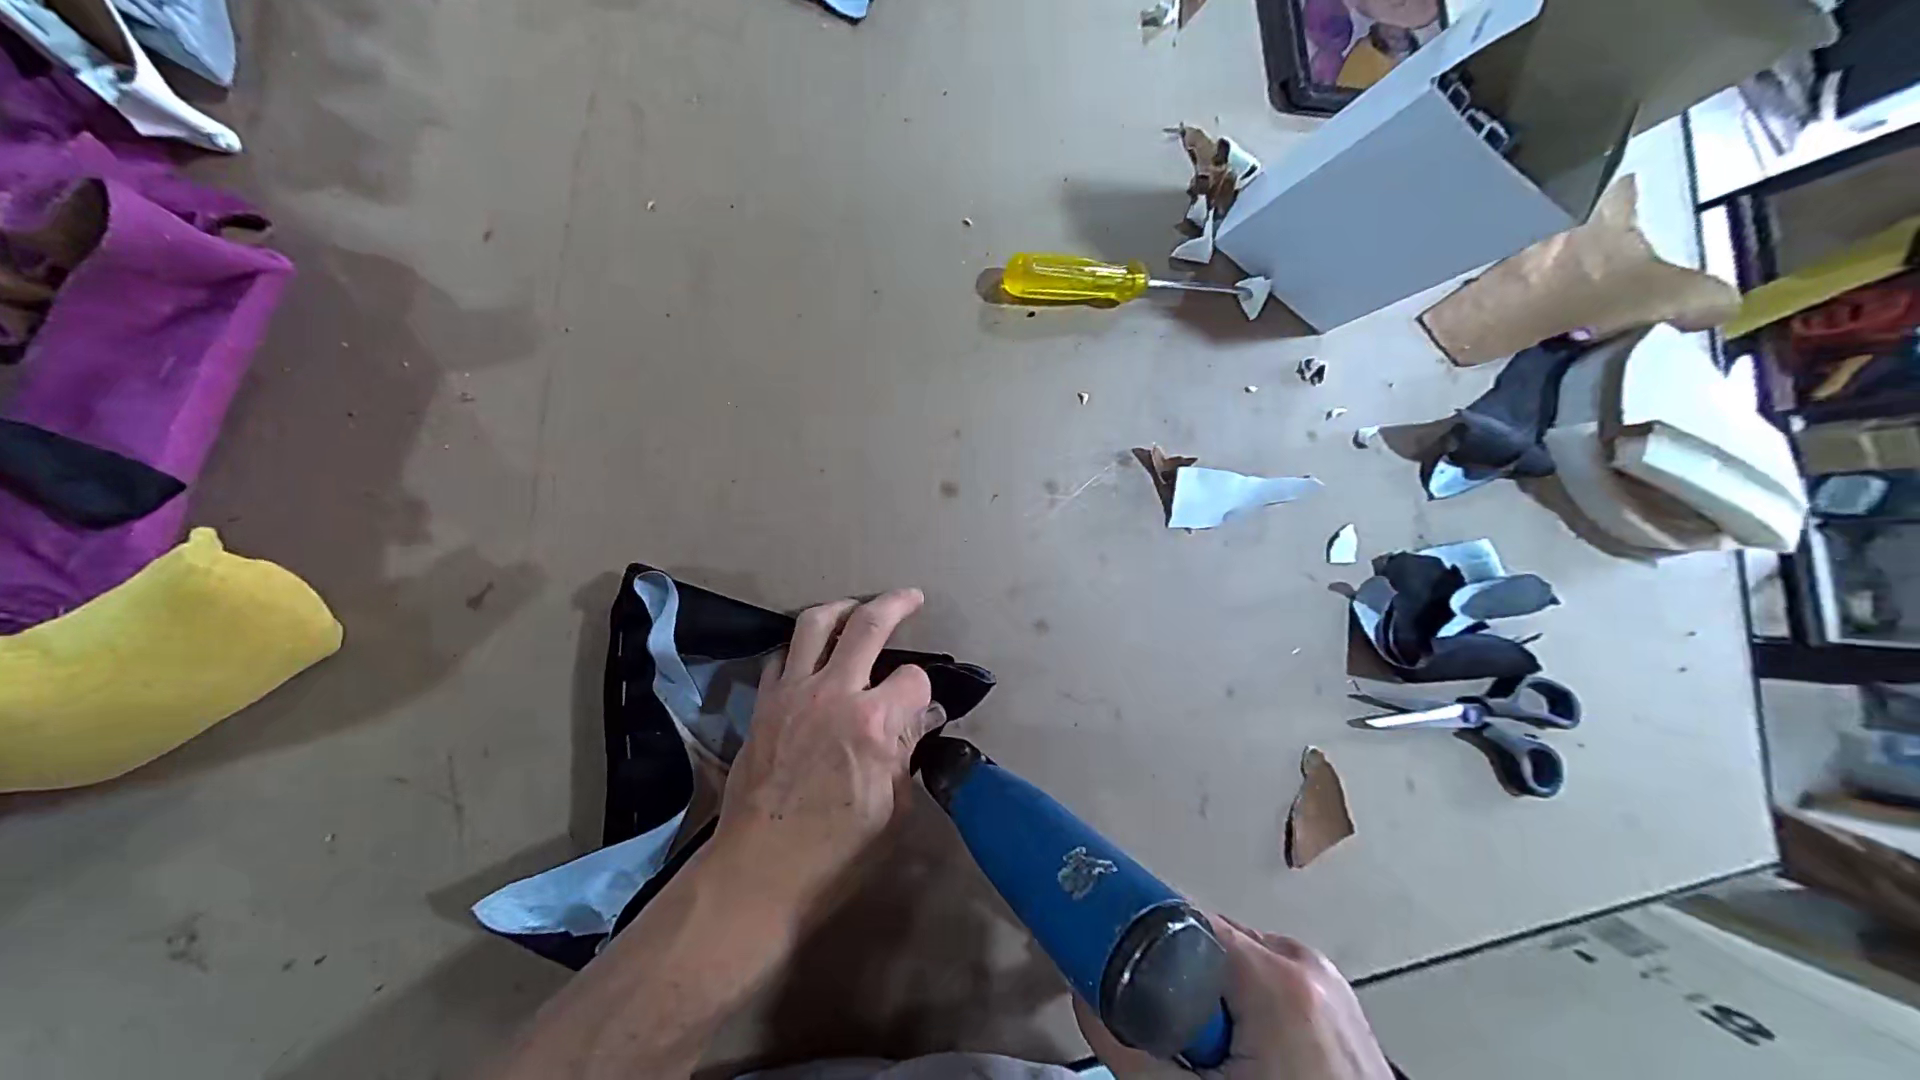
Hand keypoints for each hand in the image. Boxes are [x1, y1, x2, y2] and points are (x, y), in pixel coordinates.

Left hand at [709, 589, 946, 914]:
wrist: (759, 872)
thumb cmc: (837, 852)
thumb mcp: (894, 810)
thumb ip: (909, 753)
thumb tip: (922, 717)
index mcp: (873, 723)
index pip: (914, 679)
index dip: (924, 690)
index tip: (922, 708)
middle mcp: (833, 693)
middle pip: (867, 624)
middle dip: (896, 604)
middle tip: (911, 597)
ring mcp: (792, 694)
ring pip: (815, 623)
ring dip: (842, 608)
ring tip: (857, 608)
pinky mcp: (763, 704)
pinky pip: (781, 657)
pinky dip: (800, 647)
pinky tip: (811, 656)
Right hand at [1075, 915, 1391, 1079]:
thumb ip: (1127, 1047)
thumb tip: (1082, 996)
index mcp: (1276, 979)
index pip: (1183, 920)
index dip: (1144, 940)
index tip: (1120, 965)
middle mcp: (1304, 962)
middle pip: (1208, 939)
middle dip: (1180, 979)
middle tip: (1179, 1038)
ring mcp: (1326, 977)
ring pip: (1235, 956)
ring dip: (1212, 993)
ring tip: (1217, 1054)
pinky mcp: (1335, 997)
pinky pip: (1267, 975)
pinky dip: (1245, 1002)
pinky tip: (1248, 1052)